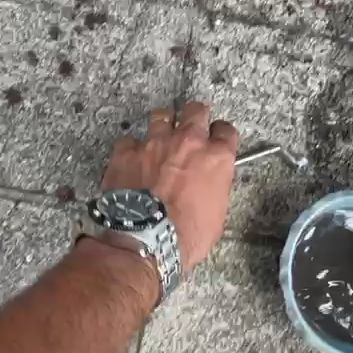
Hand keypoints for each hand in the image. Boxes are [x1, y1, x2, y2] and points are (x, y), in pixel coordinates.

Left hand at [100, 101, 237, 271]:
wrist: (146, 242)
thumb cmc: (186, 236)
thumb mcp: (217, 214)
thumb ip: (215, 186)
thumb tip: (209, 182)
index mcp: (215, 157)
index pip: (226, 130)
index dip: (220, 136)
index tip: (216, 141)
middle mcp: (187, 142)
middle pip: (196, 110)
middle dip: (195, 117)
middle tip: (190, 131)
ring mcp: (155, 143)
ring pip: (161, 115)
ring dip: (163, 125)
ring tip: (159, 140)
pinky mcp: (127, 152)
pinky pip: (129, 140)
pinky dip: (131, 149)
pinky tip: (132, 161)